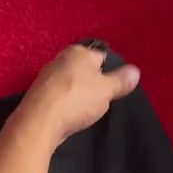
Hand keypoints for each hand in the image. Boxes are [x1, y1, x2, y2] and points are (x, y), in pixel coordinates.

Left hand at [7, 45, 141, 146]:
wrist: (40, 121)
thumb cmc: (77, 99)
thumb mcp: (106, 90)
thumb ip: (121, 81)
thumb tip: (136, 71)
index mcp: (78, 51)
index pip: (101, 57)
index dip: (110, 71)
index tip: (113, 88)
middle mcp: (60, 58)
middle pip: (83, 70)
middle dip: (91, 83)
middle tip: (100, 100)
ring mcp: (46, 77)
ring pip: (69, 83)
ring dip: (76, 94)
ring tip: (84, 110)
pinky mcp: (37, 95)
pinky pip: (57, 97)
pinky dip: (64, 104)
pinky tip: (68, 116)